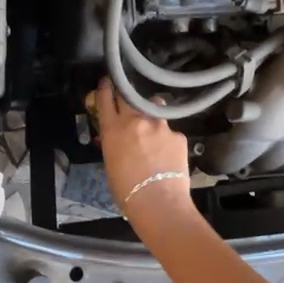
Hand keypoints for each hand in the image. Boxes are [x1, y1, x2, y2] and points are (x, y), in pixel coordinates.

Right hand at [94, 78, 193, 222]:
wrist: (157, 201)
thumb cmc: (126, 190)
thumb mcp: (111, 164)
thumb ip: (113, 145)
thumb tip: (115, 139)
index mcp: (113, 129)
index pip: (106, 99)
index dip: (105, 88)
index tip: (107, 81)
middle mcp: (136, 121)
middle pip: (129, 97)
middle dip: (127, 95)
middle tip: (128, 97)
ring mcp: (159, 125)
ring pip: (155, 108)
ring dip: (151, 112)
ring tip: (153, 126)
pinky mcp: (177, 135)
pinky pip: (170, 131)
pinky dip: (167, 138)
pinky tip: (167, 153)